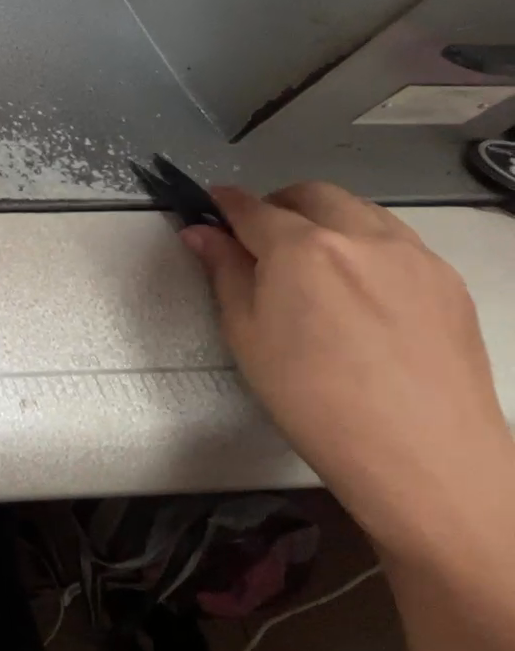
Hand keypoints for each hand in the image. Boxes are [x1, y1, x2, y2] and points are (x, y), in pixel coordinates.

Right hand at [184, 182, 514, 554]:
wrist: (422, 454)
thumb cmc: (311, 394)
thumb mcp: (245, 331)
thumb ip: (225, 271)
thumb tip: (203, 233)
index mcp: (303, 248)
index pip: (252, 208)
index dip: (224, 204)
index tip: (209, 205)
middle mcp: (363, 238)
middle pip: (314, 196)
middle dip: (279, 204)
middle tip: (256, 236)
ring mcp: (415, 259)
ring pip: (361, 213)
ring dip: (325, 220)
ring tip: (308, 262)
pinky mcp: (448, 284)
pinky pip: (398, 243)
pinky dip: (365, 246)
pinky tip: (354, 289)